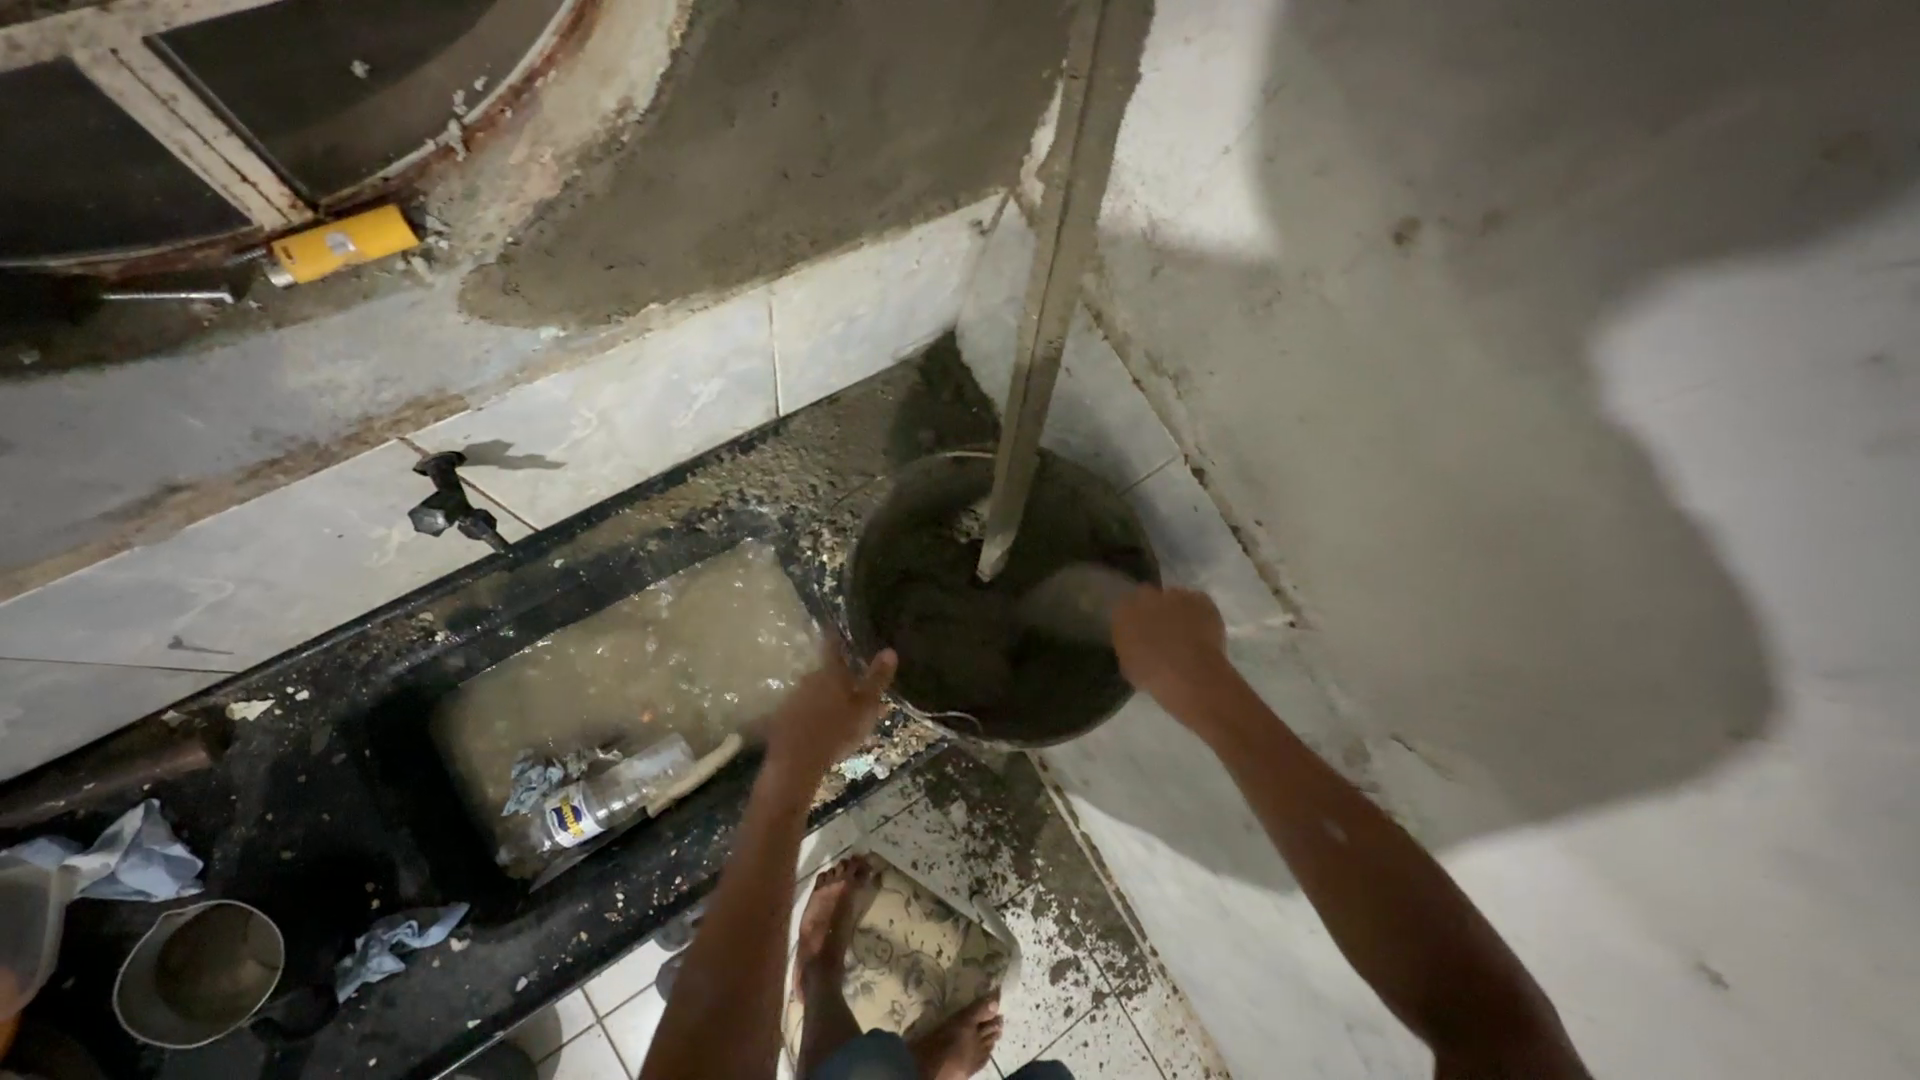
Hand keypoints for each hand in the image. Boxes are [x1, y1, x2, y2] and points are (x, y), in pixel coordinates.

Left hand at [761, 643, 897, 779]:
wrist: (796, 762)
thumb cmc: (837, 731)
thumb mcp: (865, 707)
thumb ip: (877, 680)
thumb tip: (889, 650)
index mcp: (830, 672)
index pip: (833, 645)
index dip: (837, 636)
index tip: (840, 630)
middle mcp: (809, 678)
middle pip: (825, 671)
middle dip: (837, 676)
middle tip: (852, 687)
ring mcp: (793, 696)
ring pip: (813, 690)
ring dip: (824, 696)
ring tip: (838, 711)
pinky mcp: (782, 716)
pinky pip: (801, 707)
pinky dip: (811, 712)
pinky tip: (819, 727)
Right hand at [1111, 586, 1230, 713]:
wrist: (1189, 675)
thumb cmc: (1152, 676)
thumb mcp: (1128, 665)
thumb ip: (1129, 646)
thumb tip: (1135, 644)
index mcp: (1123, 613)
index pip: (1125, 609)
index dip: (1134, 621)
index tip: (1140, 634)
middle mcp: (1147, 597)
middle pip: (1148, 597)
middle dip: (1154, 610)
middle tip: (1162, 631)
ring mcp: (1176, 595)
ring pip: (1175, 598)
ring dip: (1178, 611)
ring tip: (1186, 633)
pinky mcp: (1201, 599)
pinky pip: (1198, 603)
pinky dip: (1200, 614)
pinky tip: (1202, 631)